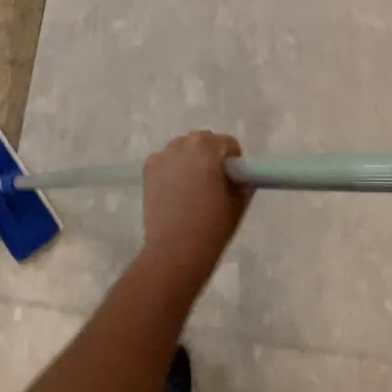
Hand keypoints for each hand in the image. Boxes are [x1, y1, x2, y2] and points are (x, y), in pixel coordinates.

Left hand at [140, 131, 252, 280]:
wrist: (175, 250)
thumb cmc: (212, 226)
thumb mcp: (238, 203)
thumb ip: (243, 180)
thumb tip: (241, 173)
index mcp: (207, 148)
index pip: (227, 143)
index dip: (234, 160)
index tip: (233, 179)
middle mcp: (182, 144)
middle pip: (203, 141)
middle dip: (211, 155)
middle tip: (214, 182)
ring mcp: (162, 155)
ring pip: (183, 148)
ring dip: (191, 159)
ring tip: (193, 188)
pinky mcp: (148, 169)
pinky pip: (166, 160)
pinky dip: (173, 168)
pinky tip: (176, 191)